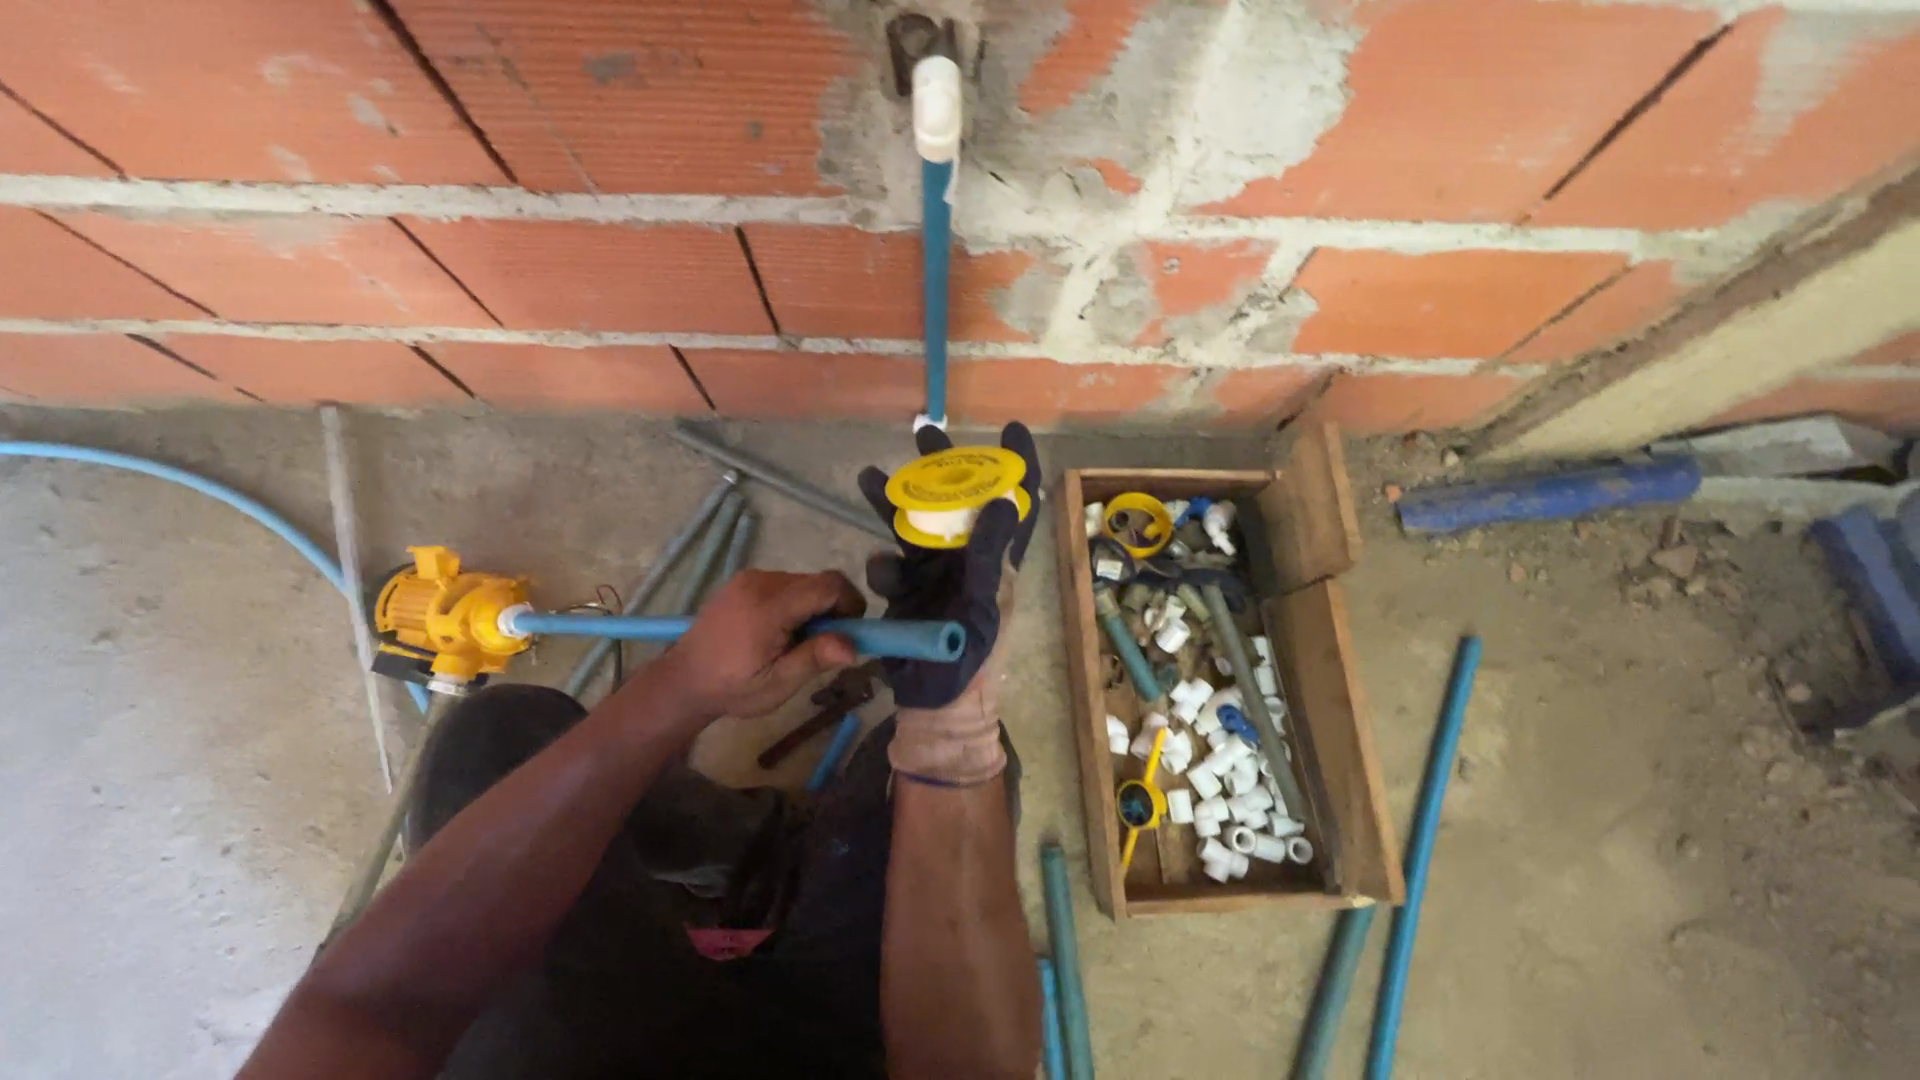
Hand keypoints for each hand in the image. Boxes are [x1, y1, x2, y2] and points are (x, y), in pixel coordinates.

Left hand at [652, 569, 866, 720]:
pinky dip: (794, 603)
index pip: (829, 585)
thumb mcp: (777, 683)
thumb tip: (852, 646)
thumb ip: (815, 658)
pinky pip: (784, 584)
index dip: (850, 604)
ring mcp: (750, 578)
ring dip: (812, 607)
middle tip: (823, 645)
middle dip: (832, 610)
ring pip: (803, 582)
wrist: (684, 680)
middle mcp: (760, 581)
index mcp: (769, 606)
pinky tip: (779, 631)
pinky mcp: (743, 581)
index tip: (849, 633)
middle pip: (818, 582)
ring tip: (797, 642)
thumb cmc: (732, 688)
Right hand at [858, 423, 1041, 783]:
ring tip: (870, 477)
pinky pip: (890, 565)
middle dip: (942, 468)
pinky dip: (882, 564)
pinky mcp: (906, 591)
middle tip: (924, 435)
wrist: (936, 705)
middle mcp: (967, 558)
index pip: (1015, 505)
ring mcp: (934, 573)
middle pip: (956, 503)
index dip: (1016, 466)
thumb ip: (990, 556)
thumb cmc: (975, 661)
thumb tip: (1002, 502)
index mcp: (998, 561)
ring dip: (894, 502)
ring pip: (915, 525)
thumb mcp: (986, 608)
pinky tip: (879, 568)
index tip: (1010, 429)